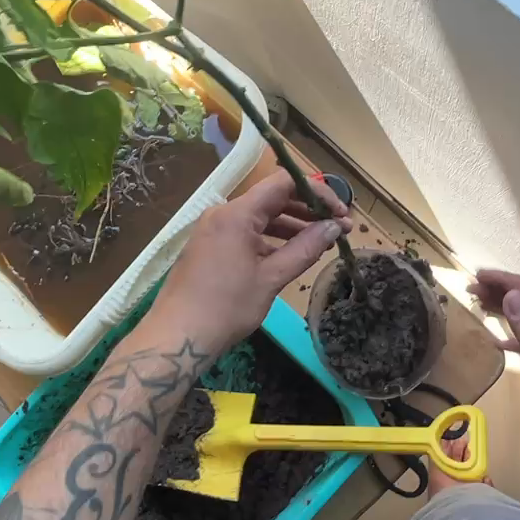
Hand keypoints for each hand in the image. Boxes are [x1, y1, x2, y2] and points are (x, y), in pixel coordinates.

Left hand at [147, 169, 349, 352]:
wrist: (178, 335)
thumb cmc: (227, 306)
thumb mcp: (272, 278)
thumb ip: (306, 249)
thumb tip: (335, 227)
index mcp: (237, 213)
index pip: (283, 183)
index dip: (317, 192)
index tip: (341, 212)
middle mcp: (223, 213)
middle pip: (272, 198)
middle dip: (308, 210)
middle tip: (339, 228)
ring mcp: (214, 229)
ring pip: (260, 217)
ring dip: (291, 226)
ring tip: (322, 242)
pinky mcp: (210, 246)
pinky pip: (246, 233)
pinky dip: (270, 240)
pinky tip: (292, 255)